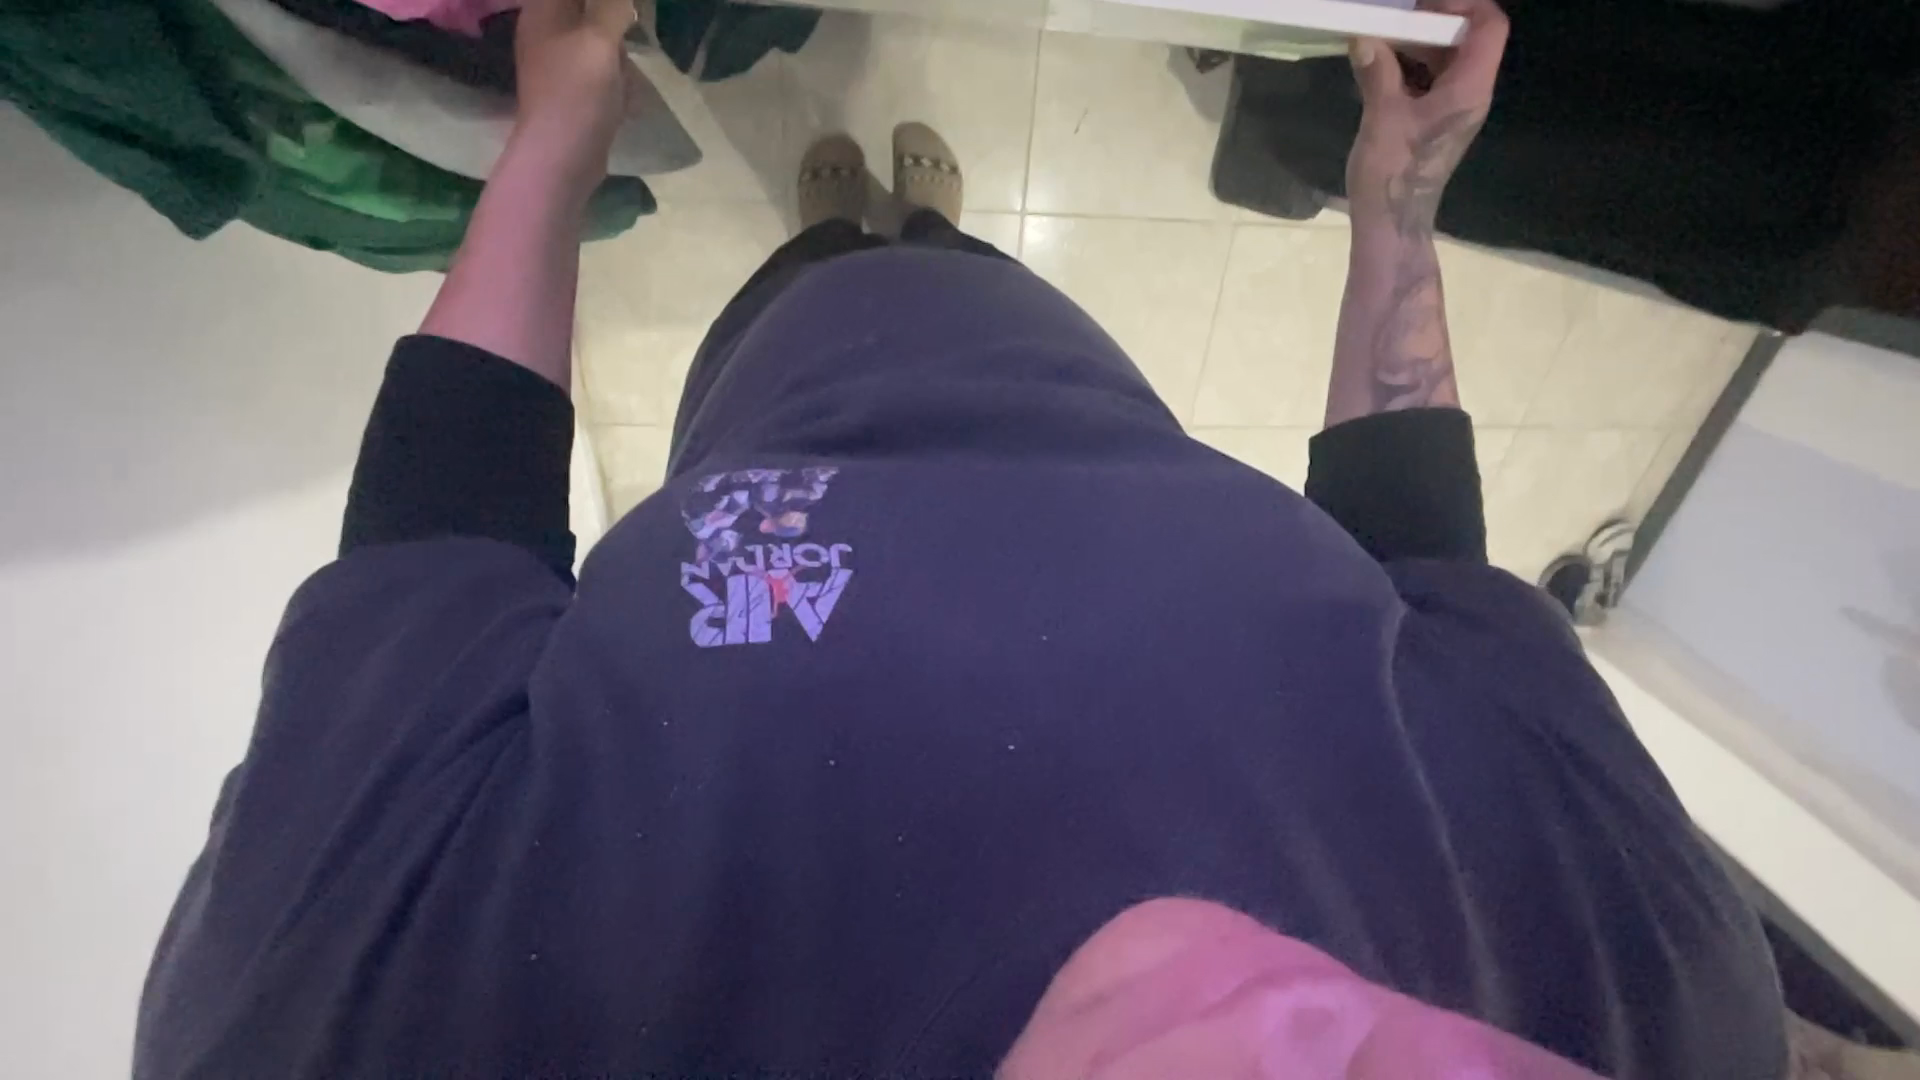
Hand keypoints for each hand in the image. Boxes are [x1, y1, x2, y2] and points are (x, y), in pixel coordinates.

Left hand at [512, 0, 638, 189]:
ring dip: (619, 59)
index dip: (605, 2)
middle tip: (626, 41)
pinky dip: (616, 83)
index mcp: (544, 10)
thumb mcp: (600, 41)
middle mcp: (546, 31)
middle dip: (614, 25)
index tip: (625, 10)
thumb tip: (624, 1)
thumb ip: (612, 8)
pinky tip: (623, 100)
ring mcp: (558, 64)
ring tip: (624, 79)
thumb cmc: (579, 92)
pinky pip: (601, 75)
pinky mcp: (573, 93)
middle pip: (589, 12)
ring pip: (599, 45)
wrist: (563, 155)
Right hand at [1345, 0, 1507, 235]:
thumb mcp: (1381, 118)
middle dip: (1431, 26)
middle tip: (1393, 22)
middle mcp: (1469, 96)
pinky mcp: (1433, 128)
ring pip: (1446, 64)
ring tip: (1382, 46)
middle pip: (1466, 42)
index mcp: (1469, 89)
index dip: (1461, 6)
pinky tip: (1381, 75)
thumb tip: (1364, 38)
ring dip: (1416, 50)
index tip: (1421, 6)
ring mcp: (1452, 114)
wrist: (1390, 224)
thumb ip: (1377, 74)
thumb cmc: (1392, 174)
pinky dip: (1410, 73)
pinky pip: (1430, 86)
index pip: (1487, 26)